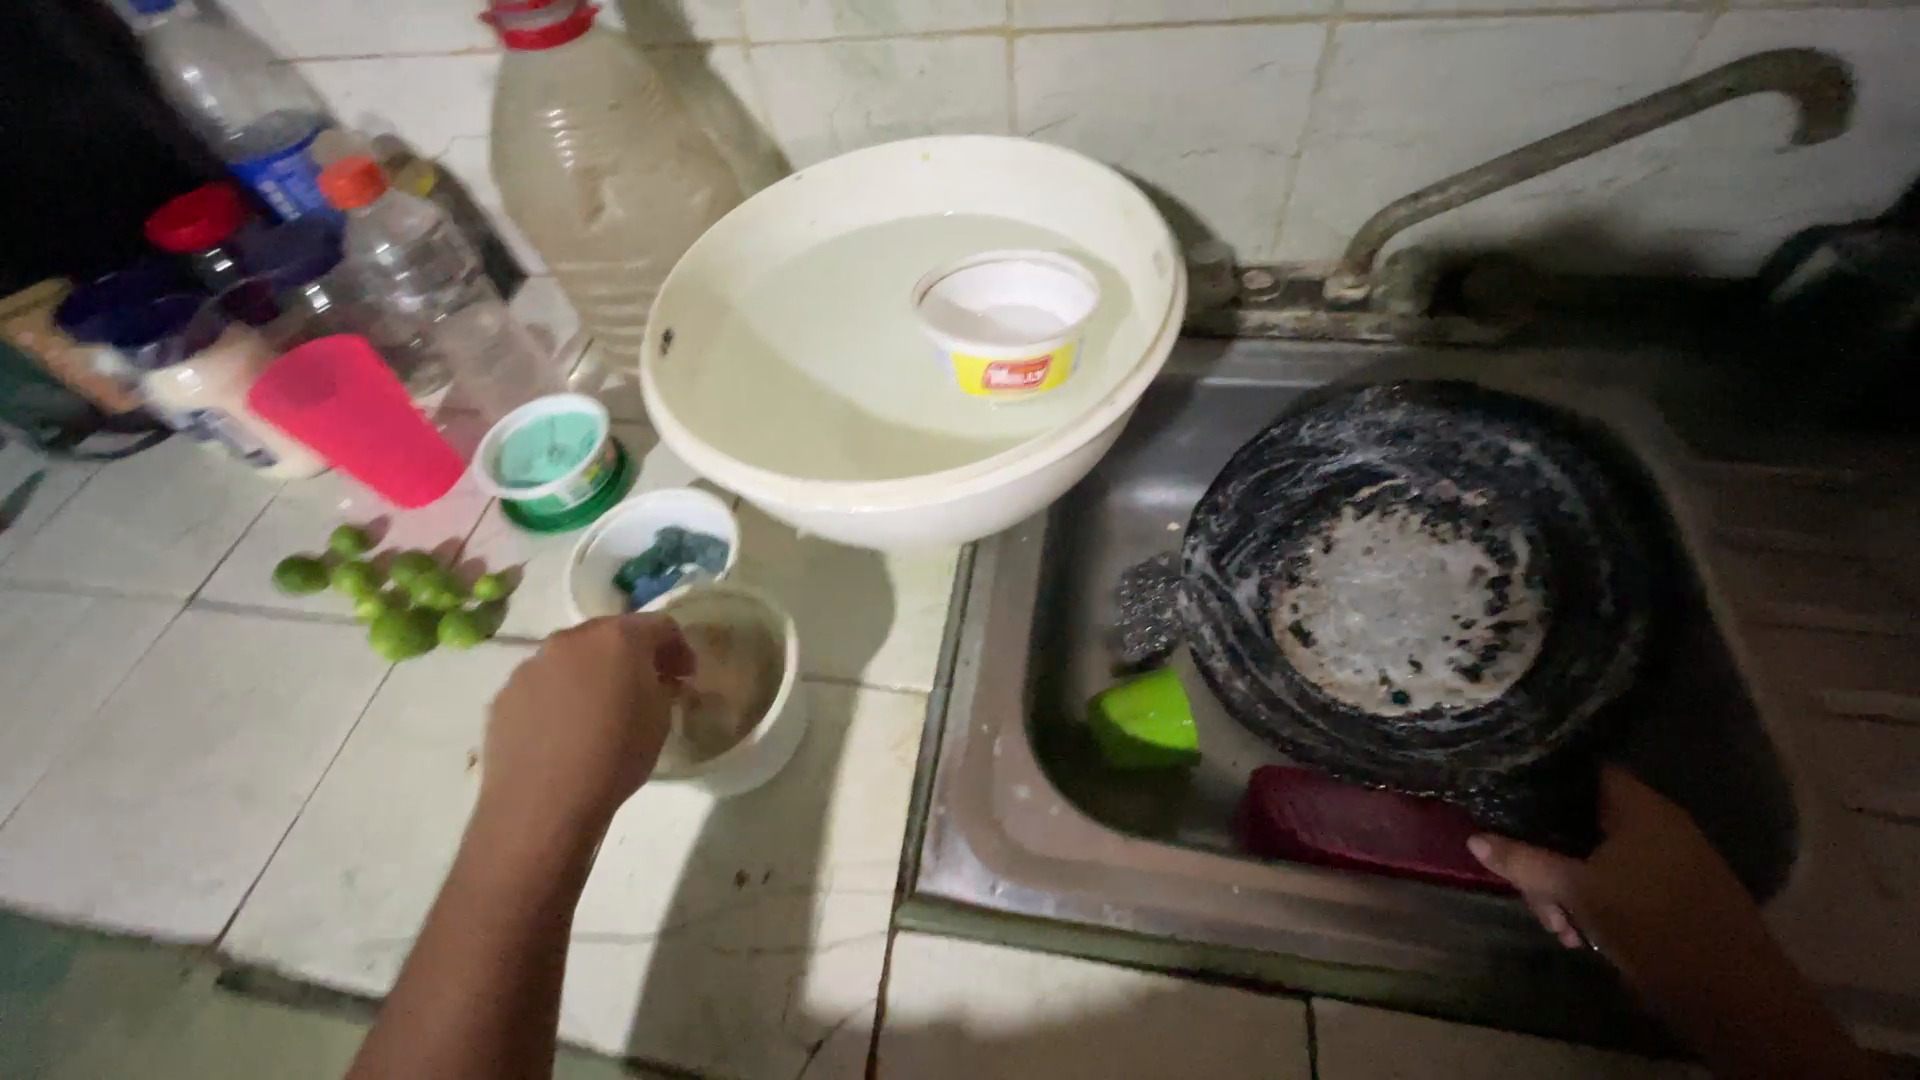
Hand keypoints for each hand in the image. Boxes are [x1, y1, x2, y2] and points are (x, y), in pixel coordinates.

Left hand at [478, 613, 694, 843]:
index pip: (660, 625)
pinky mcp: (504, 695)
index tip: (685, 676)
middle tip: (646, 686)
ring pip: (573, 658)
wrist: (542, 804)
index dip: (679, 648)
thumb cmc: (616, 756)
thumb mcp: (661, 718)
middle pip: (611, 634)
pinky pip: (543, 685)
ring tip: (600, 712)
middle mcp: (571, 639)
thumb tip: (654, 680)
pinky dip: (560, 696)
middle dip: (632, 655)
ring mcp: (531, 665)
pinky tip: (565, 731)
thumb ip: (662, 685)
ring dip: (593, 673)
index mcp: (618, 638)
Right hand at [1467, 766, 1773, 992]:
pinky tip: (1581, 934)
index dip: (1542, 777)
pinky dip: (1593, 901)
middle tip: (1530, 890)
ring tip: (1559, 926)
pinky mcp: (1676, 893)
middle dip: (1546, 854)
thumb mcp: (1574, 891)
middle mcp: (1658, 824)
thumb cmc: (1653, 926)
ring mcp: (1671, 860)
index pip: (1582, 770)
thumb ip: (1521, 860)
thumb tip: (1473, 838)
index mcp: (1639, 809)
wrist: (1740, 1002)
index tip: (1505, 792)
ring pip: (1595, 855)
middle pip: (1579, 819)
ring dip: (1566, 887)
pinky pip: (1619, 880)